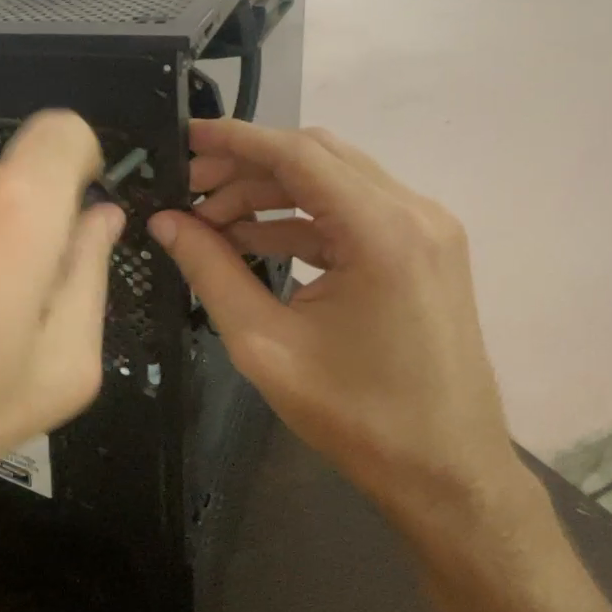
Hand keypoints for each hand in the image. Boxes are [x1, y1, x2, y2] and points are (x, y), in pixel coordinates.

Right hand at [146, 119, 526, 522]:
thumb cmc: (356, 413)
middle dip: (245, 165)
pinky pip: (349, 212)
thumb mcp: (264, 342)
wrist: (446, 475)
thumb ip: (209, 270)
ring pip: (331, 180)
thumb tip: (164, 220)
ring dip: (268, 193)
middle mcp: (414, 215)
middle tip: (187, 188)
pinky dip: (297, 218)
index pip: (297, 155)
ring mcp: (425, 232)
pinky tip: (250, 243)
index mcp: (383, 232)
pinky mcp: (422, 253)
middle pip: (315, 157)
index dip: (234, 139)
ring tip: (209, 221)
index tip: (183, 137)